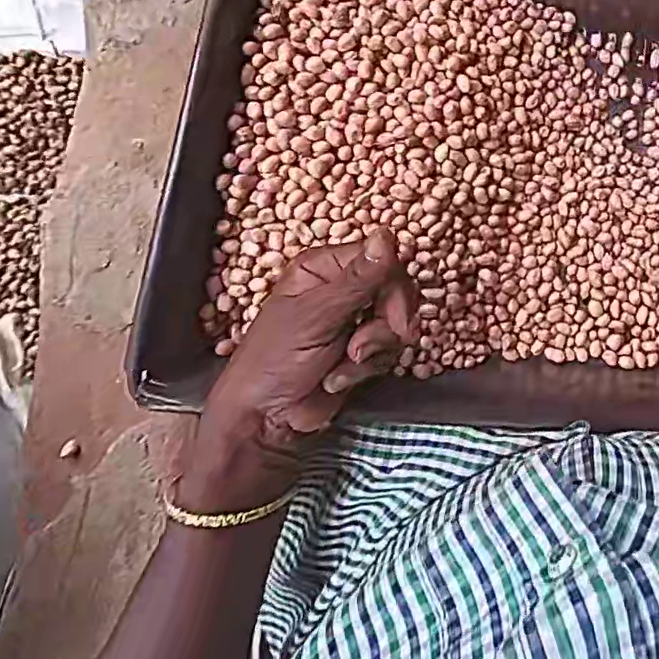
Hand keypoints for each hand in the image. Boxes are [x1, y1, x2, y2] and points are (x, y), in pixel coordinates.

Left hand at [174, 228, 418, 513]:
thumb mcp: (316, 317)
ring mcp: (354, 319)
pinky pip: (388, 350)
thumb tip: (386, 236)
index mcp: (324, 267)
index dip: (393, 286)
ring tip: (343, 364)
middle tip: (361, 348)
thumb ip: (357, 280)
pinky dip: (366, 369)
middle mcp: (342, 287)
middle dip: (385, 324)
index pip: (380, 258)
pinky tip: (338, 378)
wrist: (263, 421)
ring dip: (373, 350)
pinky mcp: (362, 350)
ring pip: (395, 322)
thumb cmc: (273, 361)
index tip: (395, 315)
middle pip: (395, 289)